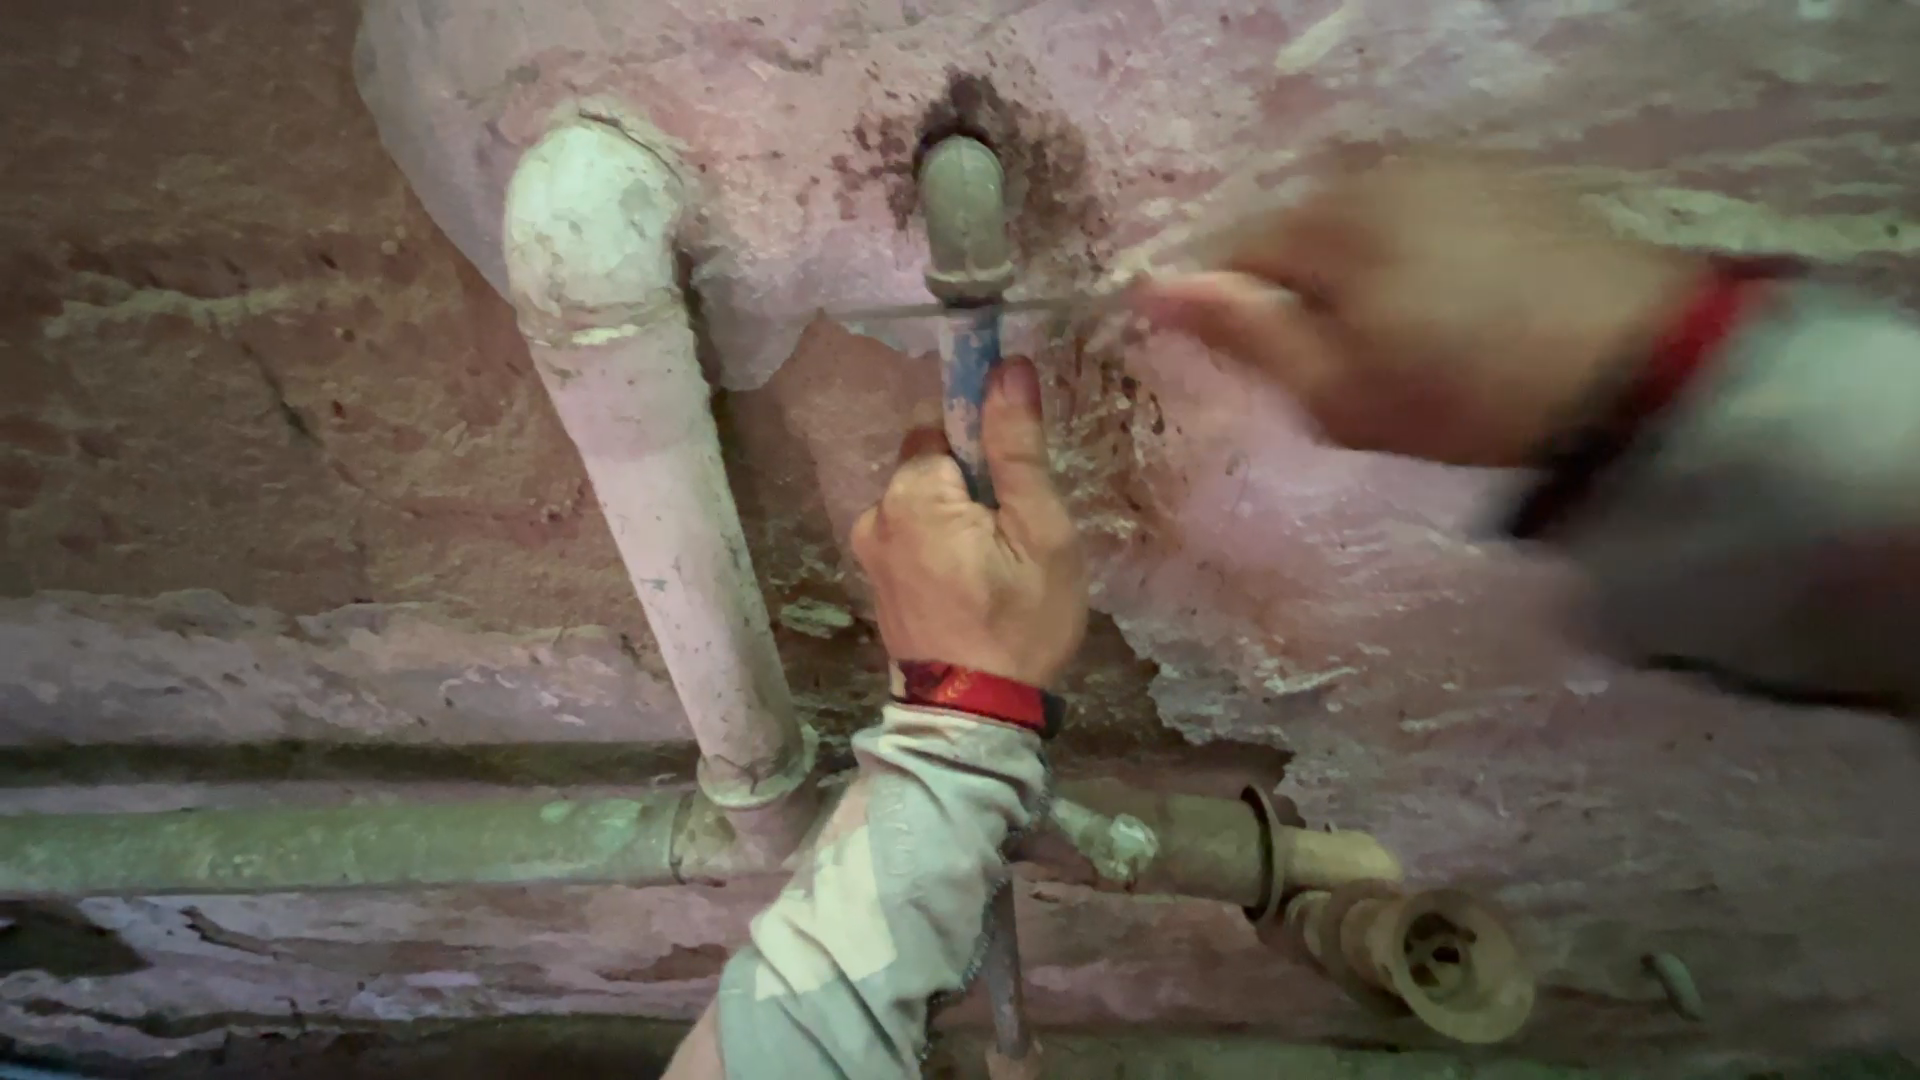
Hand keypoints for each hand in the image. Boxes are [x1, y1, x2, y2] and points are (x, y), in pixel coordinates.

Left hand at [851, 358, 1087, 688]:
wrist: (975, 717)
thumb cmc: (1019, 623)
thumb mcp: (1039, 534)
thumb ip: (1017, 450)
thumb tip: (1008, 367)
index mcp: (911, 494)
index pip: (943, 423)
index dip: (984, 439)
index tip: (1013, 477)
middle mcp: (875, 512)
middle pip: (931, 461)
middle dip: (972, 481)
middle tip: (1014, 532)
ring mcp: (868, 548)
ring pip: (923, 498)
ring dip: (958, 513)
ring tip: (995, 563)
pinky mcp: (874, 576)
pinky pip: (911, 531)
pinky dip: (940, 540)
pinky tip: (969, 580)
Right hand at [1132, 150, 1706, 466]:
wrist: (1631, 371)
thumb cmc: (1454, 394)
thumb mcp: (1328, 386)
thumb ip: (1241, 331)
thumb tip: (1151, 289)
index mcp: (1330, 222)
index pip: (1233, 253)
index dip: (1229, 309)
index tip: (1261, 362)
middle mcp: (1379, 171)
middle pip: (1289, 233)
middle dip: (1290, 291)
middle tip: (1330, 361)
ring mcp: (1443, 166)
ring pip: (1345, 223)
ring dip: (1341, 273)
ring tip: (1387, 333)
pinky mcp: (1493, 177)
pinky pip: (1403, 212)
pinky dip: (1394, 254)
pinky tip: (1435, 299)